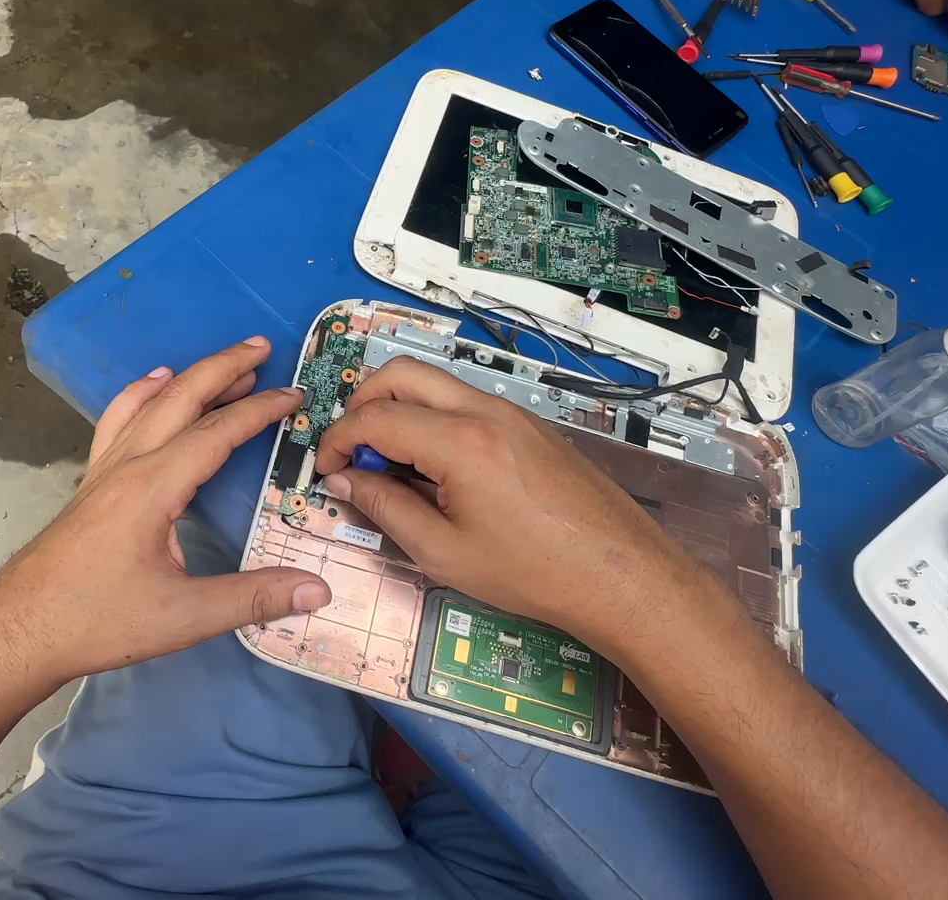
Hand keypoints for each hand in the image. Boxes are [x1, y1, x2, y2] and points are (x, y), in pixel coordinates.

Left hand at [0, 338, 330, 688]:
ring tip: (225, 366)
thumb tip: (320, 590)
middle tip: (262, 346)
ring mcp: (103, 469)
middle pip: (181, 397)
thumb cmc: (97, 622)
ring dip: (189, 377)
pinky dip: (142, 394)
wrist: (14, 634)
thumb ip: (254, 598)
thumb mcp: (183, 617)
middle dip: (224, 366)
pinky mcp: (90, 482)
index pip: (216, 432)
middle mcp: (128, 464)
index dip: (260, 409)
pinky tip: (152, 386)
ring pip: (150, 403)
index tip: (295, 393)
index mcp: (153, 486)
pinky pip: (118, 421)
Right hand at [311, 358, 690, 639]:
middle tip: (354, 449)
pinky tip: (436, 466)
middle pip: (401, 373)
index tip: (326, 467)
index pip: (375, 417)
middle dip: (363, 402)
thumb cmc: (531, 572)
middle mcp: (484, 410)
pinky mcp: (527, 423)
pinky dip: (432, 417)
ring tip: (393, 462)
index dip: (338, 439)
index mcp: (460, 441)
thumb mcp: (443, 551)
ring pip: (434, 382)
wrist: (621, 574)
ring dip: (398, 408)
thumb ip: (384, 508)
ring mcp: (510, 411)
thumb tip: (345, 478)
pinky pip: (463, 401)